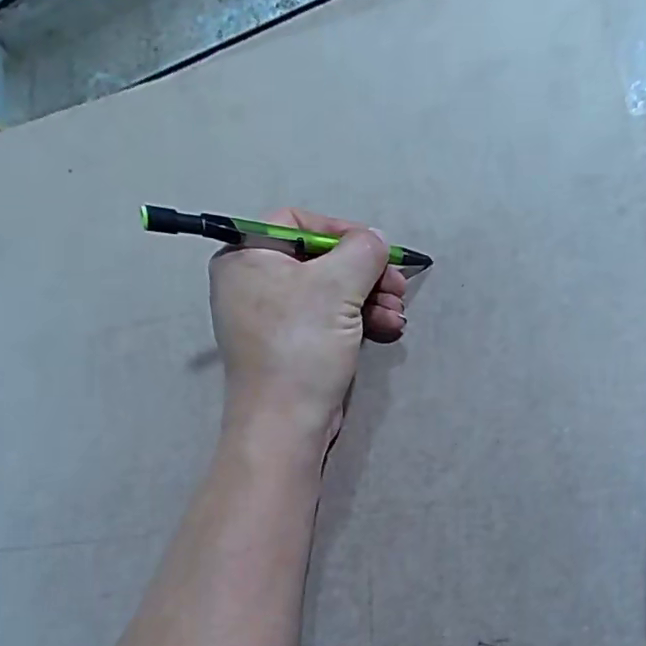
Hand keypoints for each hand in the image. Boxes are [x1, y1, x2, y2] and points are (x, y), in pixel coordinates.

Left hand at [208, 208, 408, 444]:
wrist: (287, 423)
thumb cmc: (301, 346)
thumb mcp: (337, 286)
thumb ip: (362, 251)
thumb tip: (375, 240)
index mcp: (247, 257)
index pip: (297, 222)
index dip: (341, 231)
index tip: (376, 249)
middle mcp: (255, 284)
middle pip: (321, 261)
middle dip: (366, 273)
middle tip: (398, 287)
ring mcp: (275, 320)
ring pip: (332, 294)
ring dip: (371, 299)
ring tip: (398, 314)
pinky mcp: (295, 348)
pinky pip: (330, 321)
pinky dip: (360, 321)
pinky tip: (390, 330)